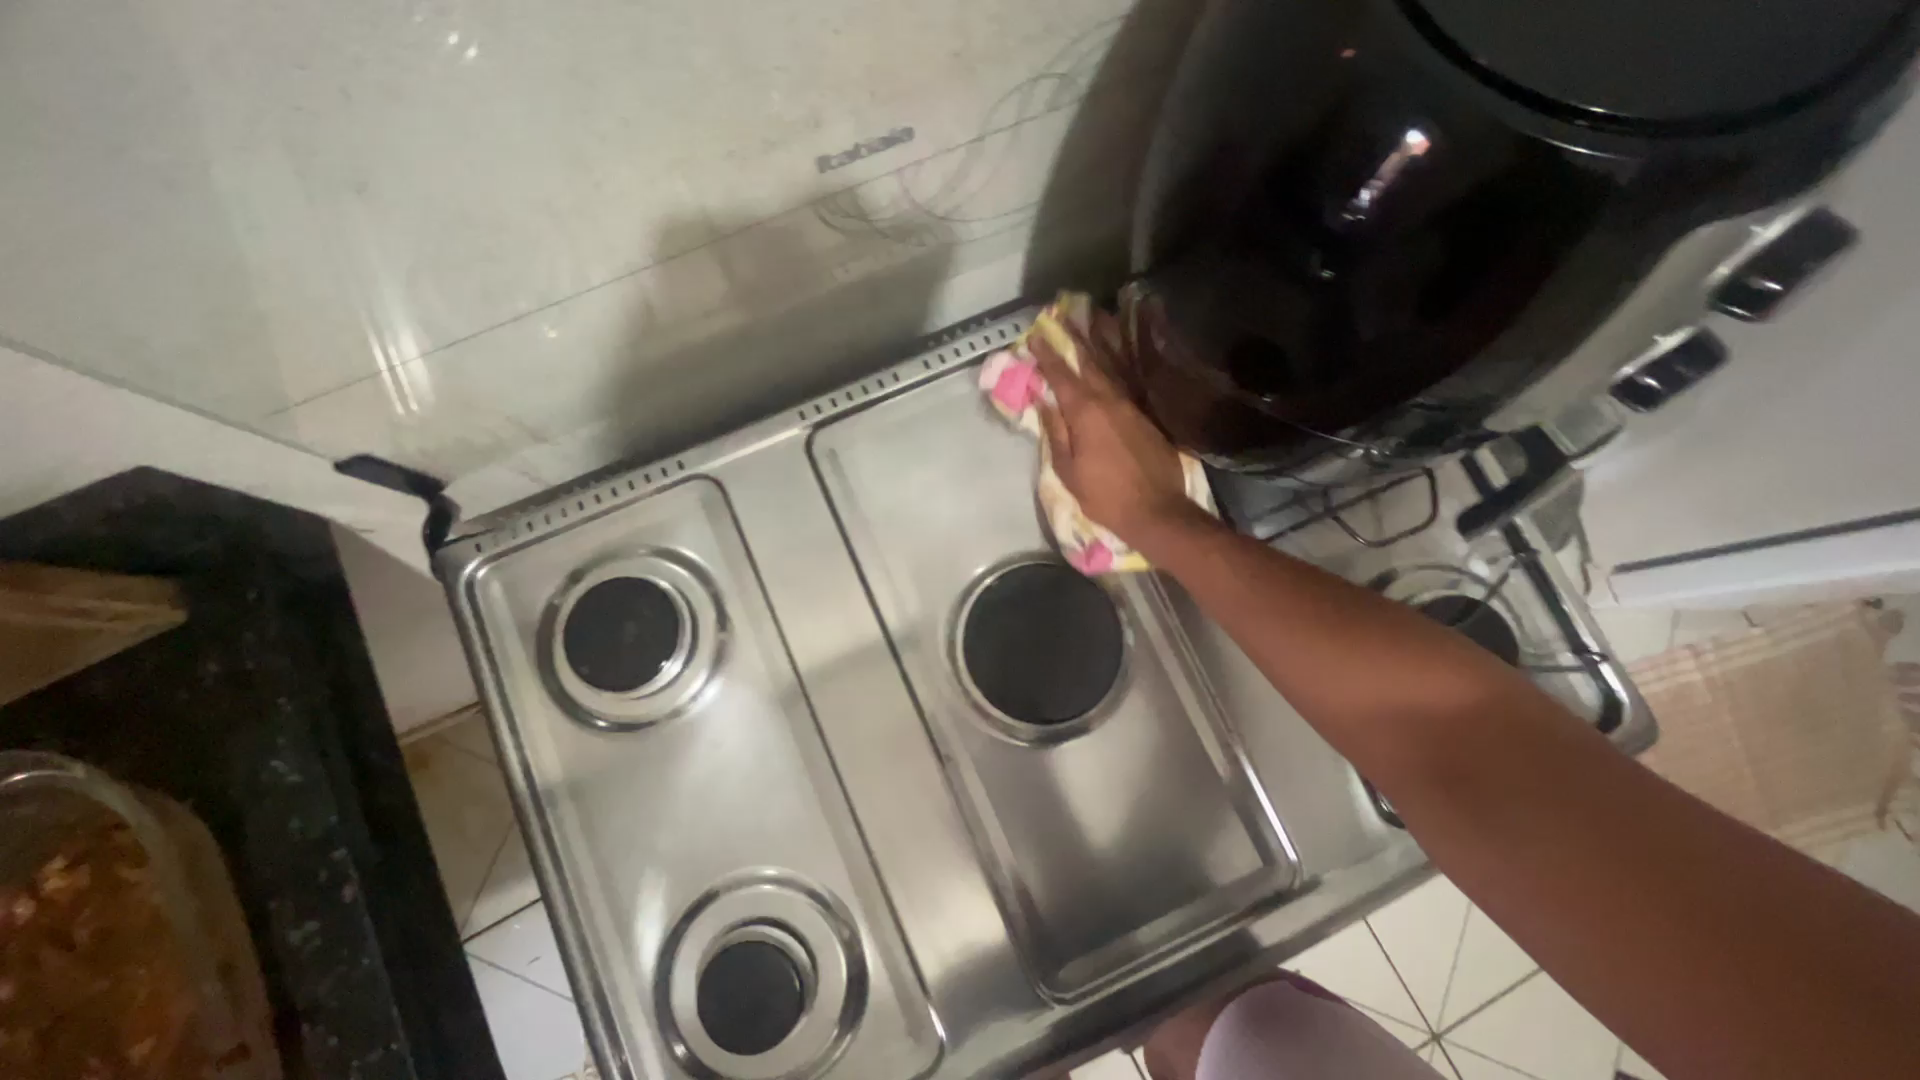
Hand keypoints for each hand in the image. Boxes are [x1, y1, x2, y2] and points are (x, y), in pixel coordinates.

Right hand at [1032, 309, 1203, 547]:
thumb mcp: (1068, 471)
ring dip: (1097, 348)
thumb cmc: (1104, 496)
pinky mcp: (1147, 418)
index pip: (1061, 376)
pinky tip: (1109, 366)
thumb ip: (1055, 433)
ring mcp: (1132, 407)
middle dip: (1074, 340)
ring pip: (1111, 371)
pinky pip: (1124, 387)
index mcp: (1086, 412)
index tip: (1035, 336)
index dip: (1047, 356)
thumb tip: (1044, 404)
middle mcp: (1111, 401)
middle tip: (1062, 316)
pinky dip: (1113, 370)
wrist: (1157, 511)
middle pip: (1089, 363)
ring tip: (1089, 326)